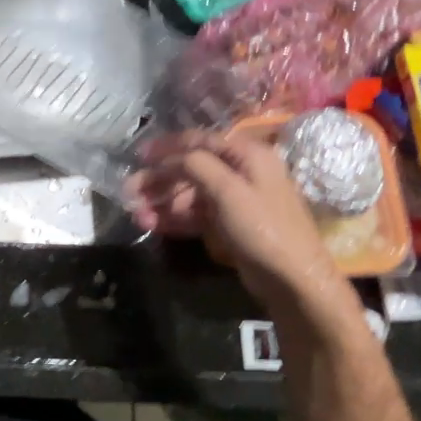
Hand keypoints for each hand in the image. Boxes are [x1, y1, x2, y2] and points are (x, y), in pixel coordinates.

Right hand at [126, 132, 342, 307]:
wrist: (292, 280)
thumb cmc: (263, 229)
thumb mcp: (229, 191)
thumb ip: (196, 165)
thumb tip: (169, 157)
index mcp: (248, 156)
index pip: (201, 141)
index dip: (167, 146)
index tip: (138, 155)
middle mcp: (242, 173)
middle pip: (190, 169)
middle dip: (158, 180)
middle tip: (129, 192)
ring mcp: (235, 200)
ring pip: (189, 194)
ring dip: (161, 203)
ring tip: (138, 216)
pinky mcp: (229, 224)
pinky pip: (195, 214)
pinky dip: (173, 218)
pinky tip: (152, 225)